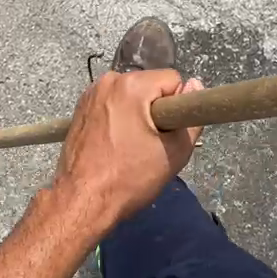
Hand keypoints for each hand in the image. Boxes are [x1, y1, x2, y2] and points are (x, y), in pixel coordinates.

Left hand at [52, 69, 204, 230]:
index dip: (177, 107)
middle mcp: (108, 79)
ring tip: (132, 146)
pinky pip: (111, 103)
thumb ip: (190, 118)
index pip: (172, 80)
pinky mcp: (80, 105)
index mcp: (131, 84)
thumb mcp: (174, 153)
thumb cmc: (130, 177)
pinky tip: (114, 143)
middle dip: (156, 109)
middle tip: (153, 143)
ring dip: (137, 113)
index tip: (169, 133)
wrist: (83, 198)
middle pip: (148, 86)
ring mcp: (90, 91)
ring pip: (129, 95)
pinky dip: (118, 116)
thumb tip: (196, 85)